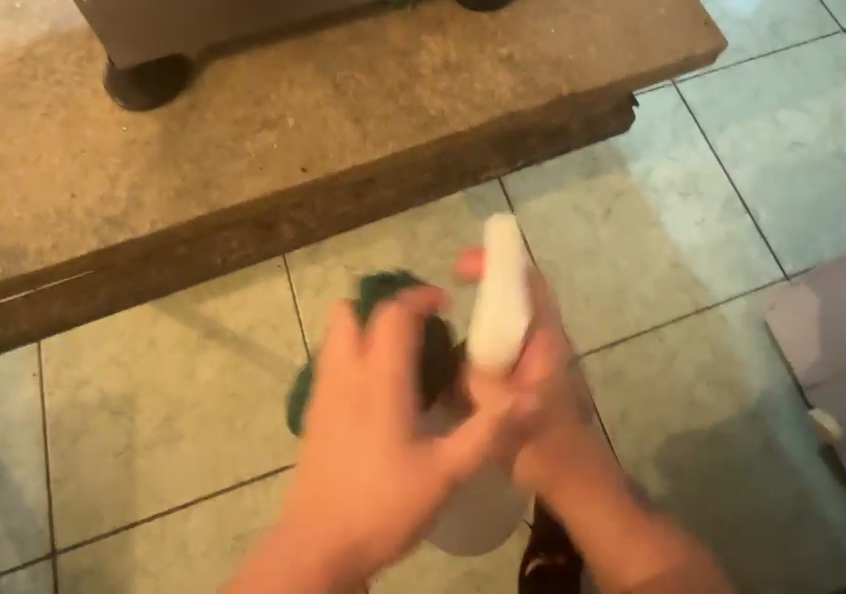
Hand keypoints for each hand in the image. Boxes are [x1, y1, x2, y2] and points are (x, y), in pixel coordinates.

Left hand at [264, 285, 515, 587]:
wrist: (318, 548)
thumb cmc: (384, 505)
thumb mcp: (447, 473)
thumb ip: (489, 432)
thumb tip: (532, 397)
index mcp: (381, 377)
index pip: (395, 312)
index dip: (420, 296)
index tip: (446, 302)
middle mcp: (347, 373)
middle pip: (352, 311)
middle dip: (386, 306)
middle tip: (421, 324)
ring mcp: (324, 392)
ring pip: (335, 334)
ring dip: (363, 326)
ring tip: (399, 352)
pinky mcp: (313, 414)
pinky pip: (330, 362)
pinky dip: (351, 354)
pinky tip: (376, 391)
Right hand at [456, 248, 614, 496]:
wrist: (576, 481)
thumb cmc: (540, 444)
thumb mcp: (496, 407)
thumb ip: (475, 372)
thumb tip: (456, 347)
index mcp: (545, 338)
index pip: (527, 280)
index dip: (496, 262)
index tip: (461, 265)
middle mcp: (551, 337)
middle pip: (523, 290)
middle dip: (491, 277)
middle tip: (456, 279)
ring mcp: (548, 354)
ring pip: (519, 313)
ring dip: (492, 304)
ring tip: (456, 311)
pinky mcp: (542, 372)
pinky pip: (515, 336)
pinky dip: (492, 330)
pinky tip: (468, 352)